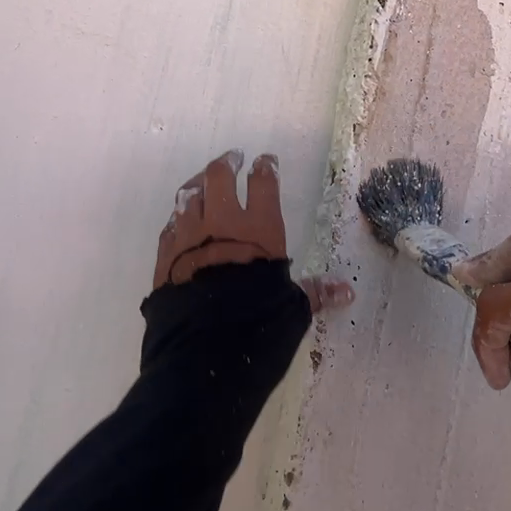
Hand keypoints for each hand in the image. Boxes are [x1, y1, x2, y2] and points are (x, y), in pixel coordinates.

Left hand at [152, 150, 354, 313]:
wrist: (201, 352)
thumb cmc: (256, 324)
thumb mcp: (291, 309)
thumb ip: (313, 292)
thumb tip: (346, 290)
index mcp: (259, 229)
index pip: (264, 184)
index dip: (266, 168)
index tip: (266, 160)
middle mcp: (222, 223)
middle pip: (219, 177)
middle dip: (227, 163)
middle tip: (233, 158)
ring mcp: (189, 238)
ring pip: (188, 195)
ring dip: (197, 184)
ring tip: (202, 181)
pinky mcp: (164, 257)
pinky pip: (169, 226)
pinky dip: (177, 218)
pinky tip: (179, 219)